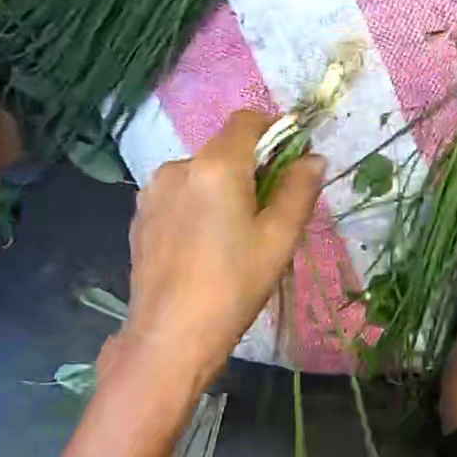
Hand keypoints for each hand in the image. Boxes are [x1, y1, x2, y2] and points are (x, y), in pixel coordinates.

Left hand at [105, 110, 323, 397]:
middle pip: (226, 148)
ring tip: (241, 231)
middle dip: (256, 165)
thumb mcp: (280, 236)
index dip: (277, 130)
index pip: (247, 121)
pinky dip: (204, 204)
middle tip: (276, 207)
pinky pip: (183, 194)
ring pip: (204, 172)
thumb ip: (300, 188)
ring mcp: (154, 191)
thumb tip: (314, 158)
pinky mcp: (142, 215)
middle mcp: (178, 166)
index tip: (297, 159)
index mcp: (215, 166)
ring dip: (228, 186)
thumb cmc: (235, 283)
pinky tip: (211, 243)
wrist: (171, 334)